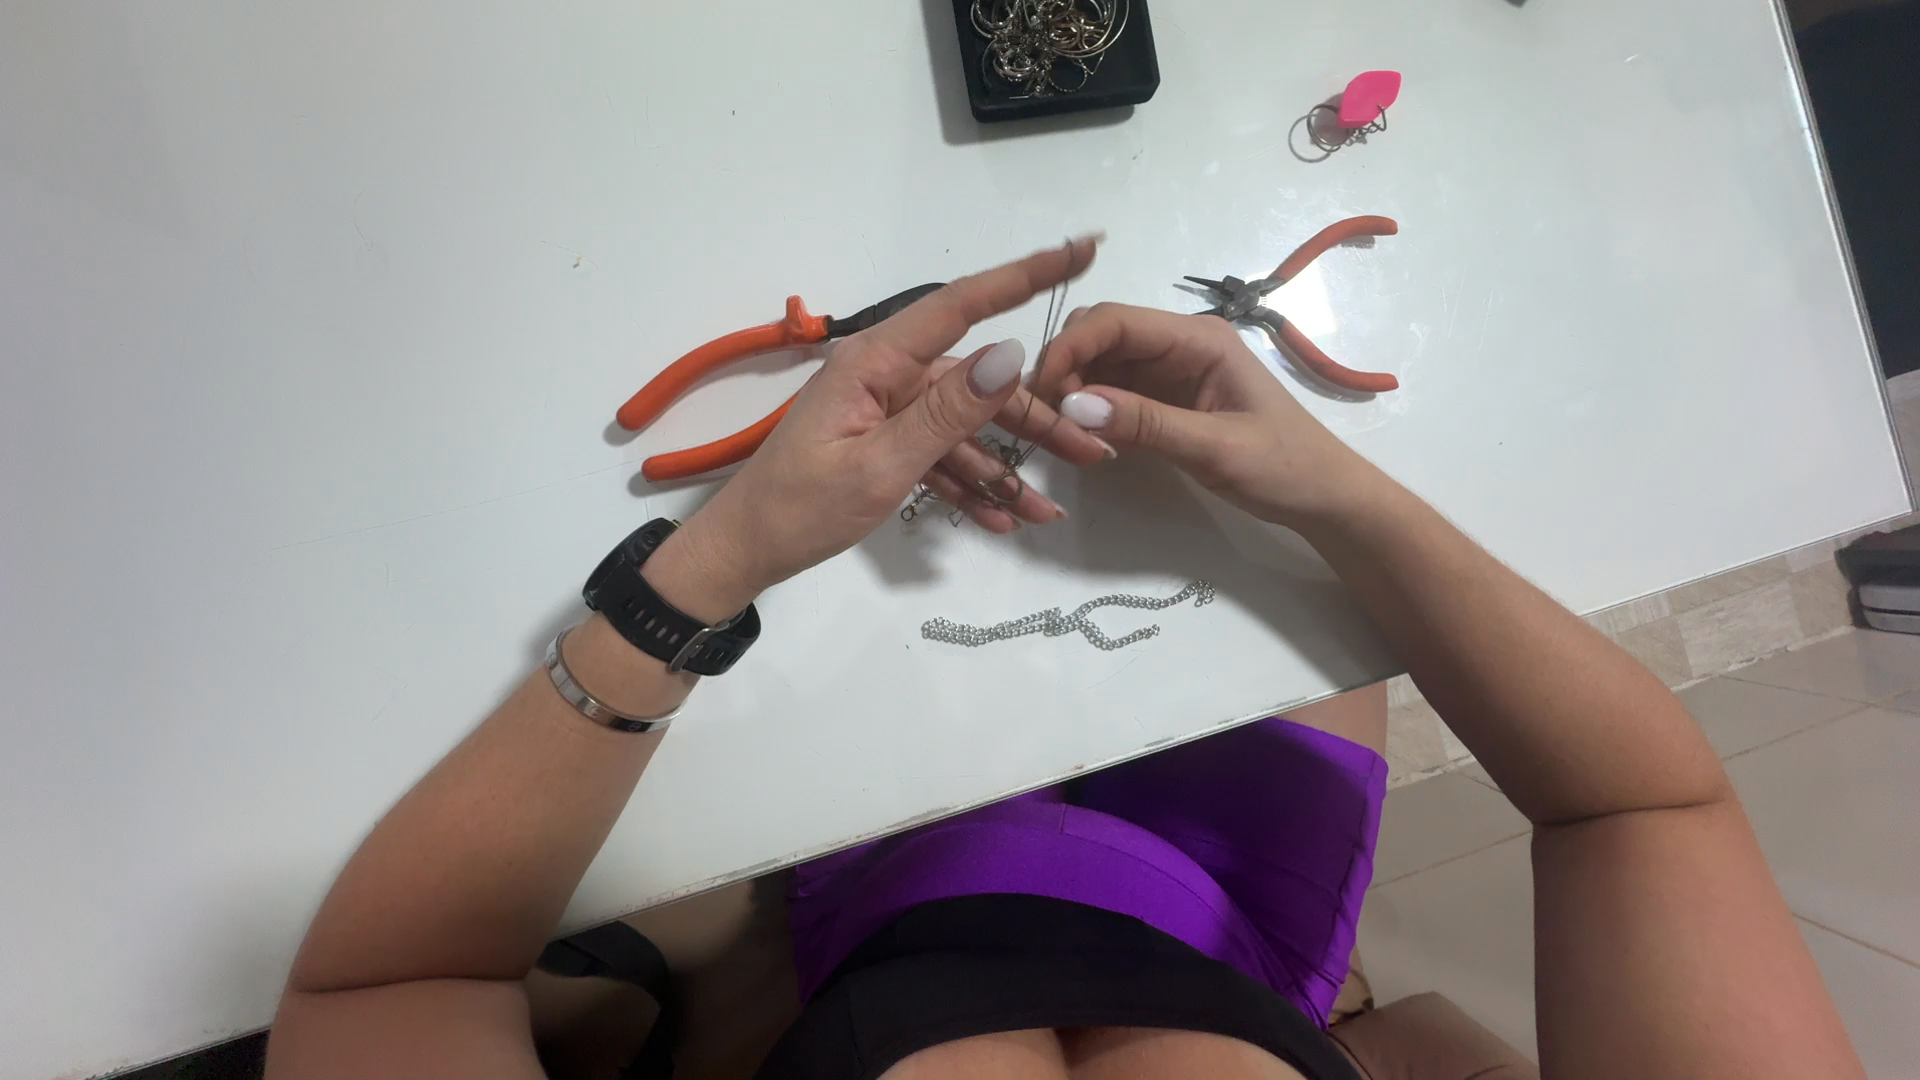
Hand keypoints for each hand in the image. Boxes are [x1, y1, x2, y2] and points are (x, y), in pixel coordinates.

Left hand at [643, 238, 1108, 620]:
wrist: (749, 550)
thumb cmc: (801, 507)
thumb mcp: (879, 465)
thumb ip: (946, 412)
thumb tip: (1010, 354)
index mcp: (878, 362)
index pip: (961, 305)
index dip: (1024, 276)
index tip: (1080, 252)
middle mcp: (888, 377)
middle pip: (979, 385)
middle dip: (1035, 420)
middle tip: (1091, 450)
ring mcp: (889, 412)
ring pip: (966, 431)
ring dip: (1007, 469)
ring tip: (1047, 510)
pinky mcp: (887, 445)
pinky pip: (941, 459)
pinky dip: (969, 488)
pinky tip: (1002, 521)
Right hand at [1031, 303, 1385, 527]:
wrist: (1321, 497)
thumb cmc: (1283, 466)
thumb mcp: (1215, 448)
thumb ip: (1145, 424)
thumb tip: (1072, 406)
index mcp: (1197, 338)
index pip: (1115, 321)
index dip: (1070, 347)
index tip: (1043, 393)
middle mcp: (1177, 346)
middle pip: (1099, 337)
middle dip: (1066, 369)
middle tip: (1051, 420)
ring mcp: (1168, 373)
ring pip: (1099, 367)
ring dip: (1074, 394)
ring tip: (1067, 437)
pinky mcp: (1162, 401)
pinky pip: (1111, 396)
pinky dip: (1091, 414)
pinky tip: (1088, 441)